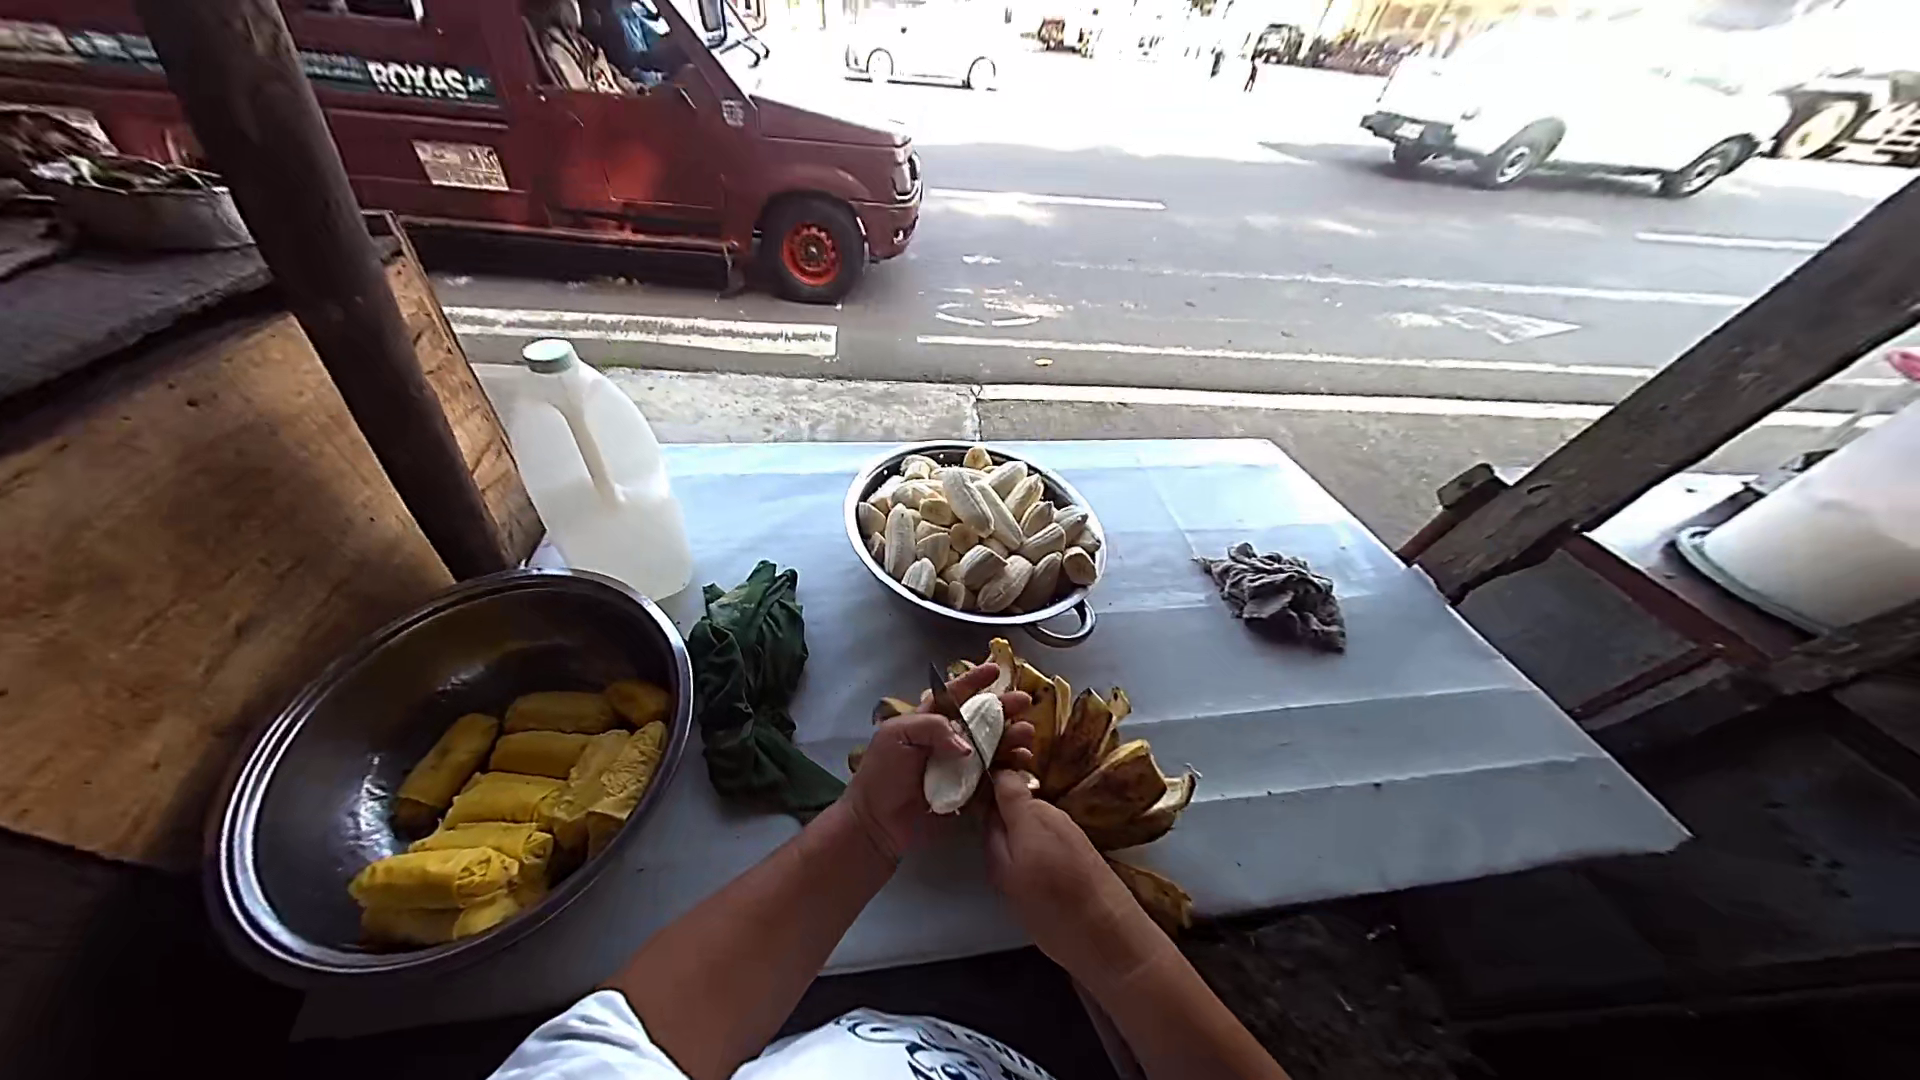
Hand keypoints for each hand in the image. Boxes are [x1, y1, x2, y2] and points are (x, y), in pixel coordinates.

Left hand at [843, 663, 1032, 861]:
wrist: (877, 823)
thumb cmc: (882, 774)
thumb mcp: (897, 736)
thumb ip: (933, 728)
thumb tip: (967, 744)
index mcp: (930, 720)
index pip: (955, 694)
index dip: (974, 680)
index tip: (996, 669)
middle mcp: (949, 739)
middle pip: (981, 718)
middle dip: (1003, 707)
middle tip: (1024, 701)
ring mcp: (961, 765)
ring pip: (993, 745)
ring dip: (1011, 735)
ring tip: (1025, 732)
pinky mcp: (969, 791)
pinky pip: (995, 775)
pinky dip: (1010, 766)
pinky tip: (1022, 760)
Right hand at [983, 770, 1158, 980]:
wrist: (1110, 935)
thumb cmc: (1051, 909)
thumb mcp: (1006, 877)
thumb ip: (993, 838)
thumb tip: (988, 813)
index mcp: (1029, 813)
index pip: (1006, 777)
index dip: (990, 780)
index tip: (976, 793)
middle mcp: (1052, 810)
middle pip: (1021, 798)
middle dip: (1006, 814)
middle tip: (993, 842)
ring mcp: (1071, 826)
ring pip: (1036, 817)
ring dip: (1024, 831)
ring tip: (1017, 865)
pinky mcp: (1083, 844)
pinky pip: (1051, 833)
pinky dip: (1041, 844)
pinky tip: (1041, 873)